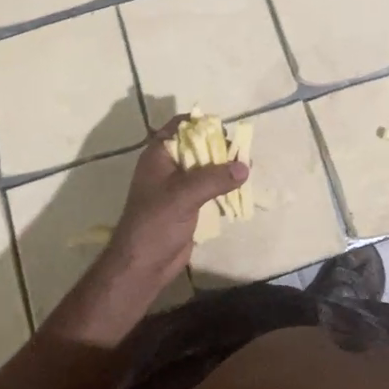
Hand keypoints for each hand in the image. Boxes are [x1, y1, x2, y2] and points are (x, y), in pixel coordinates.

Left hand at [103, 116, 247, 286]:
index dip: (201, 123)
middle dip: (219, 146)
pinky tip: (239, 188)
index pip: (180, 126)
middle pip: (196, 145)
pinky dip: (222, 185)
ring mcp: (177, 186)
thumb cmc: (155, 223)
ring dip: (223, 167)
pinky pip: (208, 187)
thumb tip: (245, 167)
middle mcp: (168, 166)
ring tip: (246, 169)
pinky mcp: (187, 204)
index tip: (224, 129)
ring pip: (204, 167)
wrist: (142, 265)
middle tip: (242, 153)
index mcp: (158, 155)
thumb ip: (214, 179)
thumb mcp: (184, 195)